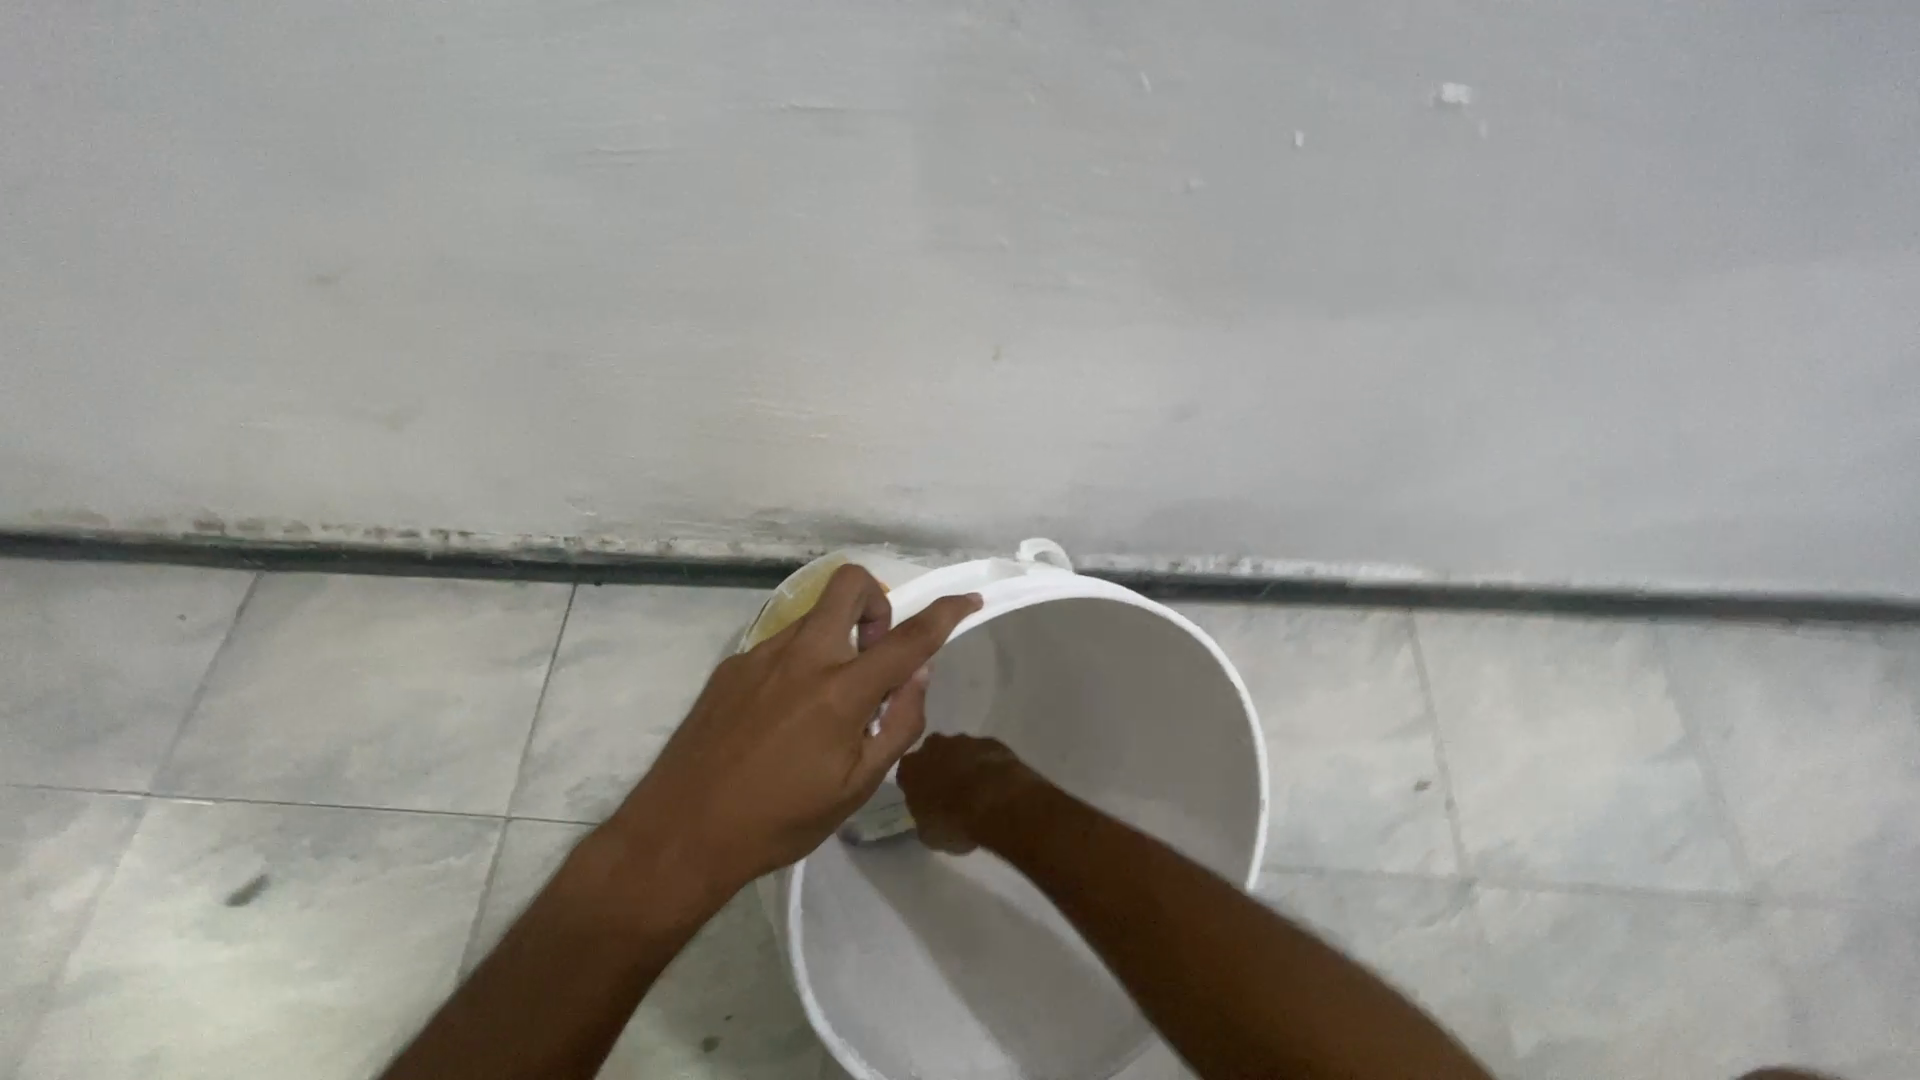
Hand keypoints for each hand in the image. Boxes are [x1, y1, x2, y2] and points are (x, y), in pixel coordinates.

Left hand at [606, 565, 980, 902]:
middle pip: (850, 584)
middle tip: (872, 654)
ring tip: (826, 703)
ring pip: (814, 616)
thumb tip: (917, 676)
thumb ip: (898, 725)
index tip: (967, 601)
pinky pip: (782, 645)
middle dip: (878, 601)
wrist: (682, 831)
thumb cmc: (780, 819)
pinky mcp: (732, 665)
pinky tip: (784, 717)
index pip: (908, 637)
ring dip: (837, 639)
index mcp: (840, 691)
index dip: (945, 614)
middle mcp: (802, 657)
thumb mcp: (856, 787)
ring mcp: (760, 655)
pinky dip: (802, 663)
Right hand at [896, 734, 1046, 853]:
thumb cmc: (954, 821)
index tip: (927, 802)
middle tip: (951, 793)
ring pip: (960, 751)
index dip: (918, 788)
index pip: (907, 775)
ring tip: (978, 790)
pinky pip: (985, 753)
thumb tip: (931, 816)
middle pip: (933, 755)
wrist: (995, 802)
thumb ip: (925, 818)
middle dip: (940, 770)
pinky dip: (988, 765)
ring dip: (965, 766)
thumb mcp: (929, 834)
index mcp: (910, 768)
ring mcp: (964, 741)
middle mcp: (933, 746)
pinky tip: (996, 784)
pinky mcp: (990, 741)